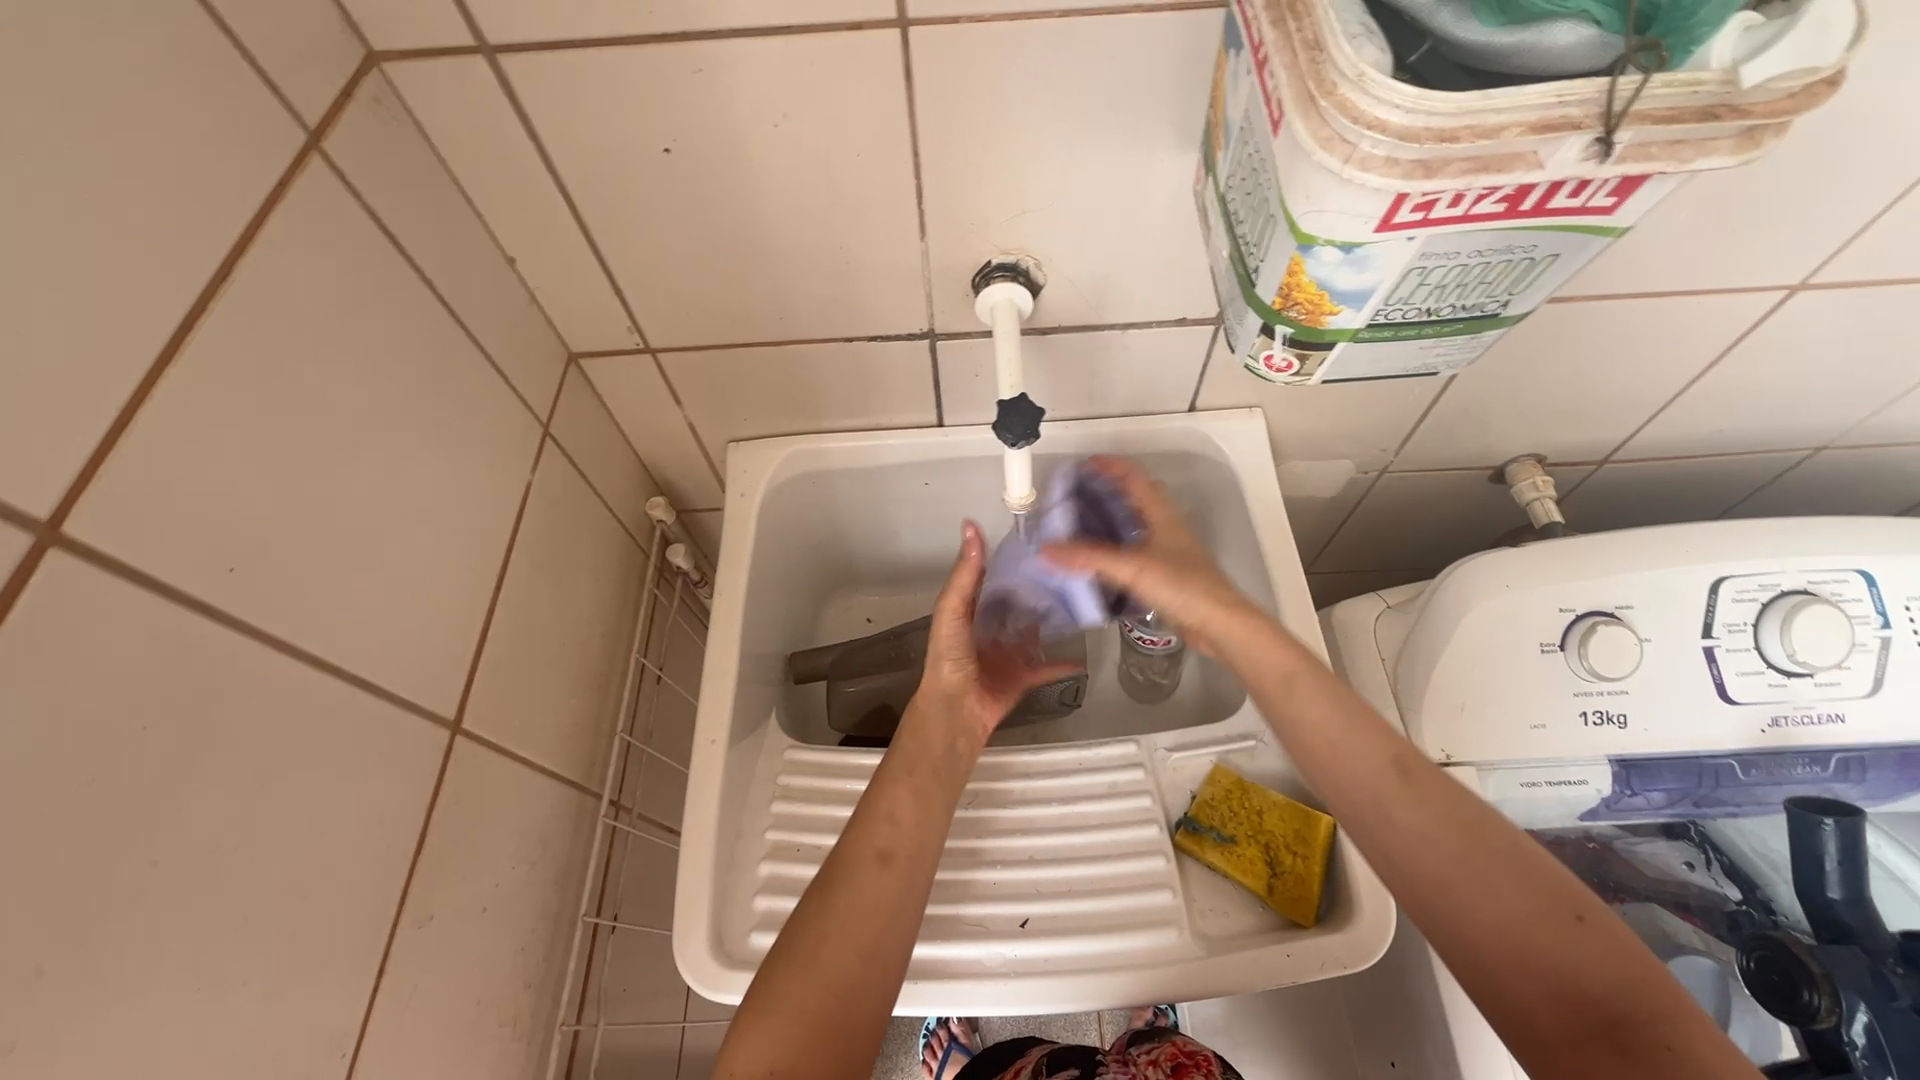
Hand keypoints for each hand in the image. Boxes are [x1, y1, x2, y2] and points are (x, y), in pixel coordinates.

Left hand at [911, 521, 1083, 744]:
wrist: (956, 711)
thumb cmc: (950, 658)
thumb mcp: (953, 610)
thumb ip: (965, 572)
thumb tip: (970, 526)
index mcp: (970, 612)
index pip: (992, 580)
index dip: (1010, 561)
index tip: (1039, 540)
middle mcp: (989, 630)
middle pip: (1017, 605)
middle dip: (1038, 590)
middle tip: (1070, 568)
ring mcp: (1008, 654)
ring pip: (1035, 633)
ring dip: (1054, 621)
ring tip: (1082, 600)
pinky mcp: (1022, 677)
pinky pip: (1047, 668)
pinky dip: (1064, 662)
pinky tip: (1083, 653)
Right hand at [1042, 455, 1257, 657]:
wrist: (1219, 624)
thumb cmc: (1182, 587)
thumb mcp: (1133, 568)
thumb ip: (1090, 558)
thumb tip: (1046, 549)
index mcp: (1161, 515)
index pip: (1134, 477)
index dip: (1110, 466)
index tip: (1082, 466)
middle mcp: (1165, 527)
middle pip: (1136, 497)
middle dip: (1107, 491)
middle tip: (1076, 497)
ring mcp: (1168, 551)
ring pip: (1136, 525)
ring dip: (1111, 520)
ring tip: (1079, 526)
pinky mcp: (1166, 574)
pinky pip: (1135, 552)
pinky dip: (1114, 551)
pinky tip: (1097, 564)